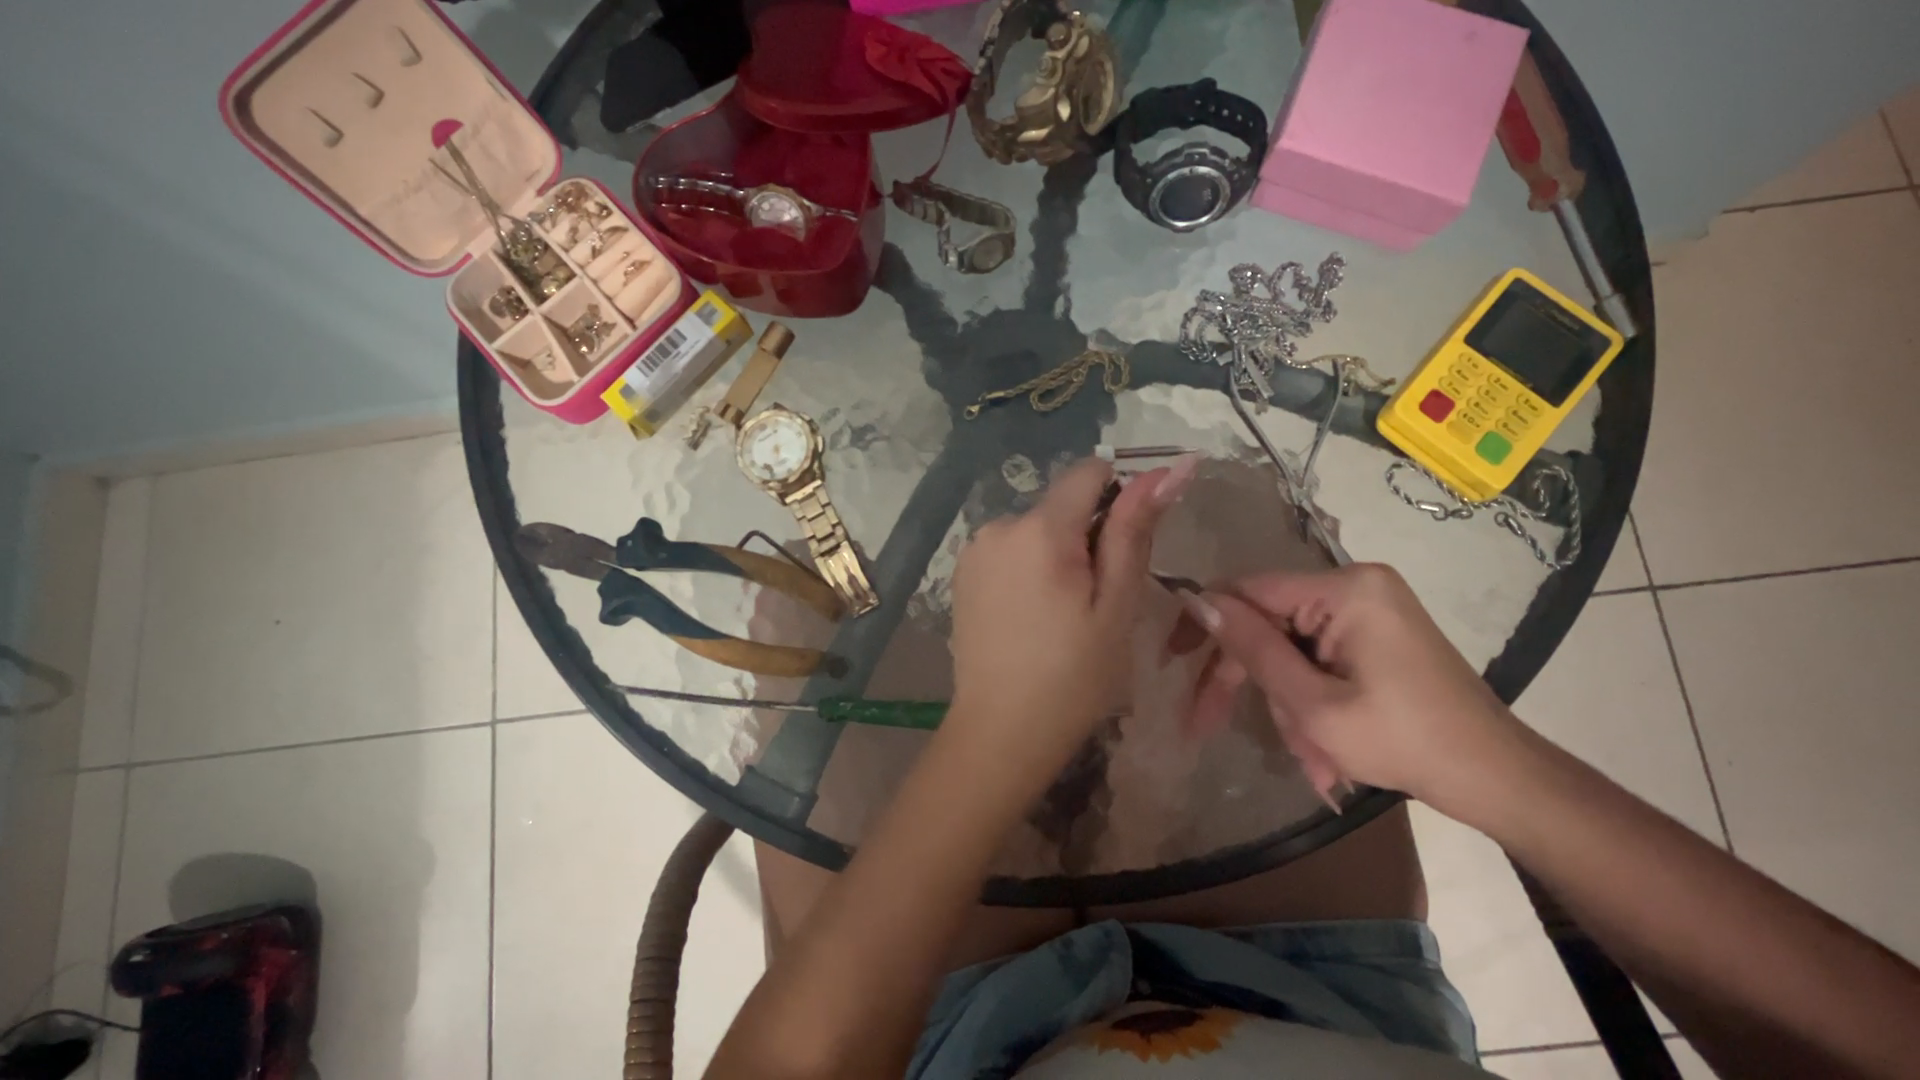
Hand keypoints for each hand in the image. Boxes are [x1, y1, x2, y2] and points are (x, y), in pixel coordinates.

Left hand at [947, 455, 1195, 781]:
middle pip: (1062, 505)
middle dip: (1087, 537)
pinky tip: (1032, 618)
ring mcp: (974, 551)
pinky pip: (1010, 553)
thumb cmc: (1073, 676)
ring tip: (1063, 616)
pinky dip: (1028, 570)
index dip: (1120, 497)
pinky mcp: (961, 576)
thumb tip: (1171, 467)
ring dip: (1056, 555)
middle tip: (1097, 601)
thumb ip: (1135, 530)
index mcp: (1040, 529)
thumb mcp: (1116, 605)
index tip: (1128, 546)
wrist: (1002, 733)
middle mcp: (999, 526)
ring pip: (1035, 530)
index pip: (1089, 472)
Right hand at [1179, 563, 1524, 808]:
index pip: (1250, 591)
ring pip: (1291, 648)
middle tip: (1204, 727)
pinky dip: (1311, 701)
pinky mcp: (1379, 634)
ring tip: (1310, 760)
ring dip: (1286, 705)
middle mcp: (1357, 586)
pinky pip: (1320, 658)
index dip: (1205, 624)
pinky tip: (1323, 751)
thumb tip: (1195, 600)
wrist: (1496, 776)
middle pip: (1269, 622)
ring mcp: (1371, 610)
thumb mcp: (1312, 703)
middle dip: (1244, 680)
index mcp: (1346, 589)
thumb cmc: (1402, 740)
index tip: (1171, 663)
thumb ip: (1252, 648)